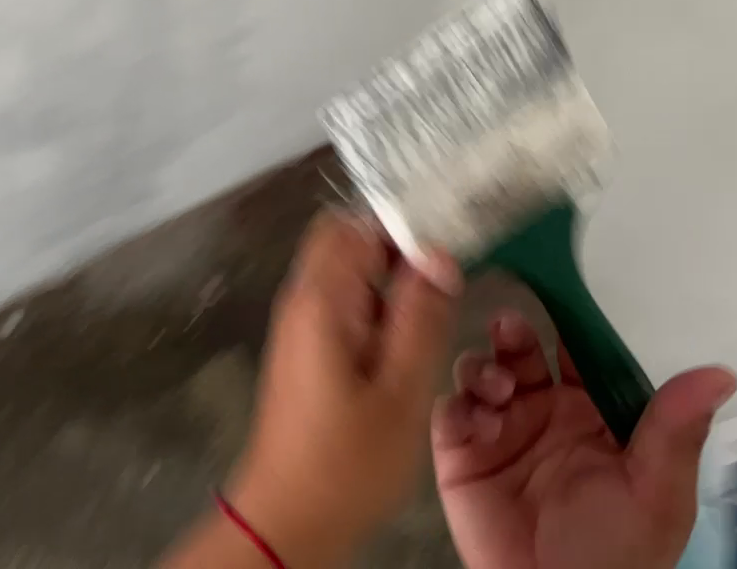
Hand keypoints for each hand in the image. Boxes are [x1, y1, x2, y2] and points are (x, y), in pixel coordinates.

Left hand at [221, 212, 459, 565]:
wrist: (288, 514)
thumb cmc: (347, 460)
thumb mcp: (400, 392)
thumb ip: (421, 318)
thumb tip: (439, 254)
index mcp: (320, 298)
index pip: (354, 225)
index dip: (400, 222)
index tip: (448, 236)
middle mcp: (302, 298)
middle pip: (344, 240)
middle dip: (394, 246)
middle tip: (444, 273)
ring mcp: (300, 322)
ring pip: (344, 270)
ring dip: (386, 275)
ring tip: (437, 301)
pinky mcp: (305, 346)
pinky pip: (341, 301)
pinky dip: (374, 302)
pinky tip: (408, 334)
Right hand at [432, 309, 736, 568]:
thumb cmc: (614, 551)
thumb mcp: (656, 493)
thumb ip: (673, 430)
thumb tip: (720, 372)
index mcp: (588, 416)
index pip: (574, 355)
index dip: (564, 326)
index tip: (552, 293)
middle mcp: (539, 413)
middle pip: (519, 352)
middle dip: (512, 334)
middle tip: (510, 331)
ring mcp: (496, 428)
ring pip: (480, 371)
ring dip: (484, 369)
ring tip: (498, 391)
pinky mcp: (457, 446)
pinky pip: (450, 408)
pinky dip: (459, 404)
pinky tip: (478, 420)